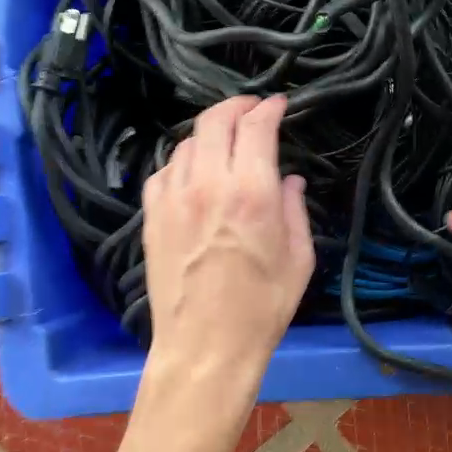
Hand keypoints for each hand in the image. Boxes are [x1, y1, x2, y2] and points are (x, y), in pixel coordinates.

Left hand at [142, 95, 313, 378]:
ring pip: (188, 142)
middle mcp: (208, 184)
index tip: (280, 105)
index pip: (257, 126)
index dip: (271, 108)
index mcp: (251, 192)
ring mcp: (173, 198)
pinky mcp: (152, 216)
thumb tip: (289, 181)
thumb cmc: (262, 307)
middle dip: (237, 106)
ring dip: (210, 134)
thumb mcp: (299, 259)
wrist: (205, 346)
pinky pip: (165, 170)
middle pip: (215, 120)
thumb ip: (295, 210)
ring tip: (225, 143)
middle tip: (252, 109)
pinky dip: (183, 161)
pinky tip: (194, 173)